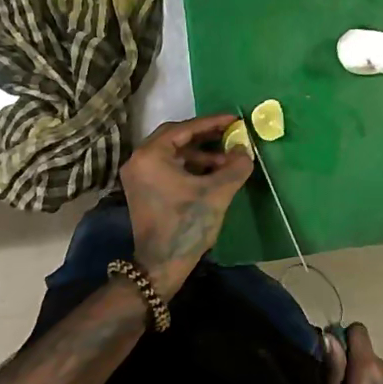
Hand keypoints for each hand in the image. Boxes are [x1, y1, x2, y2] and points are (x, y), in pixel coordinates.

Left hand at [121, 113, 254, 298]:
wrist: (161, 264)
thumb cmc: (186, 224)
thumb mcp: (216, 193)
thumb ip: (234, 166)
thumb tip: (245, 150)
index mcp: (150, 155)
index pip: (183, 128)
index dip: (211, 122)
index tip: (234, 119)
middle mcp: (138, 160)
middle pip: (175, 138)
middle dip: (205, 137)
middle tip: (230, 134)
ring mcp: (138, 176)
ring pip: (173, 154)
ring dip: (200, 155)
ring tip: (227, 161)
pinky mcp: (143, 190)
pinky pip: (168, 168)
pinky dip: (189, 168)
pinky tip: (212, 175)